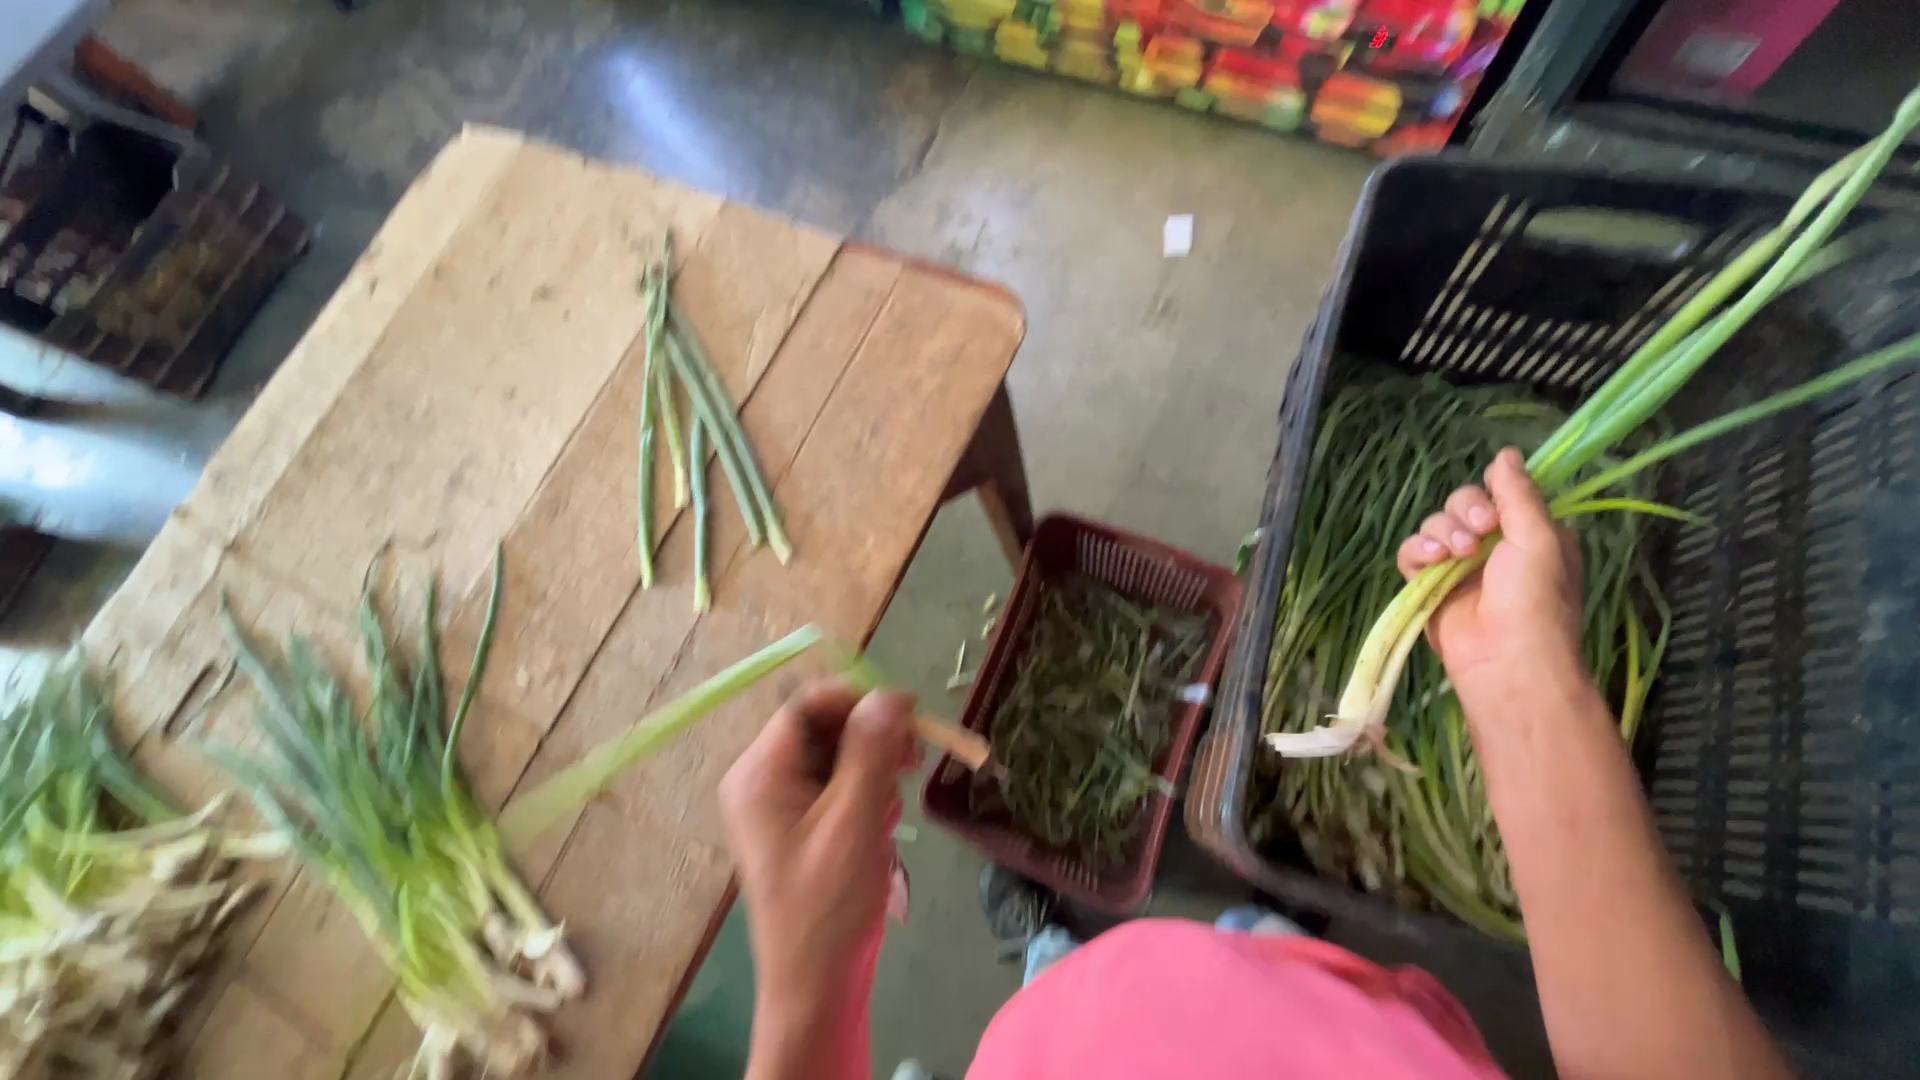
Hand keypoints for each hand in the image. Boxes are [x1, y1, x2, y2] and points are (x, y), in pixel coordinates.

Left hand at [720, 679, 914, 1074]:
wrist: (818, 986)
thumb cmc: (830, 906)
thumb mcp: (854, 821)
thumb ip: (871, 752)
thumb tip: (890, 695)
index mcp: (760, 773)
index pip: (807, 704)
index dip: (858, 701)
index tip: (909, 715)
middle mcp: (764, 779)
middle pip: (826, 727)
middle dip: (872, 741)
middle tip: (912, 763)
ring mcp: (782, 803)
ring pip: (840, 755)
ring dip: (875, 773)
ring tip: (888, 816)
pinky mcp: (803, 823)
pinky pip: (840, 785)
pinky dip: (868, 797)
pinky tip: (880, 829)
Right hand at [1396, 447, 1585, 696]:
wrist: (1506, 656)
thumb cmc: (1535, 597)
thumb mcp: (1538, 538)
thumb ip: (1518, 494)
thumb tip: (1505, 452)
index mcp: (1527, 534)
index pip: (1497, 495)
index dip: (1489, 496)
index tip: (1493, 512)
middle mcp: (1492, 547)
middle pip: (1461, 506)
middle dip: (1463, 514)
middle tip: (1477, 534)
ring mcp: (1457, 567)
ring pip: (1434, 526)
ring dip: (1441, 533)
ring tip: (1453, 555)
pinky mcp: (1427, 584)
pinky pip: (1410, 552)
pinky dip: (1416, 551)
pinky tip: (1429, 562)